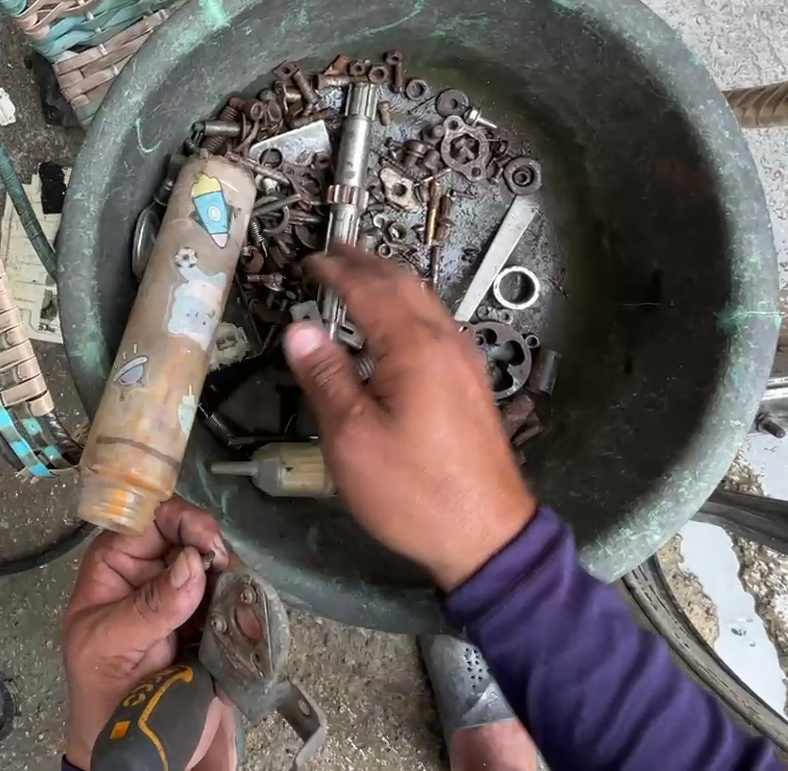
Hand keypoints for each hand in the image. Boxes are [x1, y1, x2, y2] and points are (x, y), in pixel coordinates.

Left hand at [61, 498, 234, 768]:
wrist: (133, 753)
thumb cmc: (104, 692)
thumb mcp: (109, 646)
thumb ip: (148, 607)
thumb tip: (191, 563)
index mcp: (117, 563)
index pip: (149, 518)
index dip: (180, 519)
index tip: (207, 541)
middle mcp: (154, 570)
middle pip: (192, 536)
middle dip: (213, 551)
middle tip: (228, 575)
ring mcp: (186, 595)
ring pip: (219, 566)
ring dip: (234, 581)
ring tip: (238, 606)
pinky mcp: (213, 622)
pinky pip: (236, 602)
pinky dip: (246, 609)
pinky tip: (248, 624)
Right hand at [283, 247, 537, 588]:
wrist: (487, 536)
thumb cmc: (413, 490)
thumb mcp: (353, 438)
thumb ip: (325, 376)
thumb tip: (300, 331)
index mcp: (414, 348)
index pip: (368, 290)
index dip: (336, 271)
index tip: (311, 260)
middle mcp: (445, 343)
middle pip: (403, 284)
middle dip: (366, 262)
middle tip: (335, 250)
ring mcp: (464, 361)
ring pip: (423, 301)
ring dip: (388, 281)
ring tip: (358, 274)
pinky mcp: (470, 382)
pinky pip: (434, 324)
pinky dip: (406, 306)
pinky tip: (392, 323)